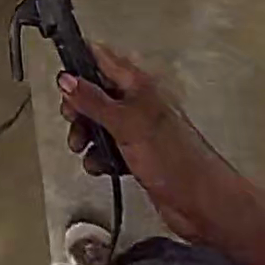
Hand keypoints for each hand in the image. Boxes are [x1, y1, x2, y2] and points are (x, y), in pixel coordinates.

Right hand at [59, 45, 228, 238]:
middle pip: (94, 90)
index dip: (78, 58)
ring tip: (80, 145)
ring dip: (85, 132)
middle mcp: (136, 101)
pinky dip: (99, 153)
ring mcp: (137, 128)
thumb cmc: (174, 158)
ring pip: (98, 119)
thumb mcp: (125, 123)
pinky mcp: (138, 153)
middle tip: (71, 117)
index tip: (60, 71)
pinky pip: (108, 145)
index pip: (100, 57)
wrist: (205, 207)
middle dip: (77, 104)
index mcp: (137, 84)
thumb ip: (92, 100)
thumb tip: (66, 79)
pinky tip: (98, 164)